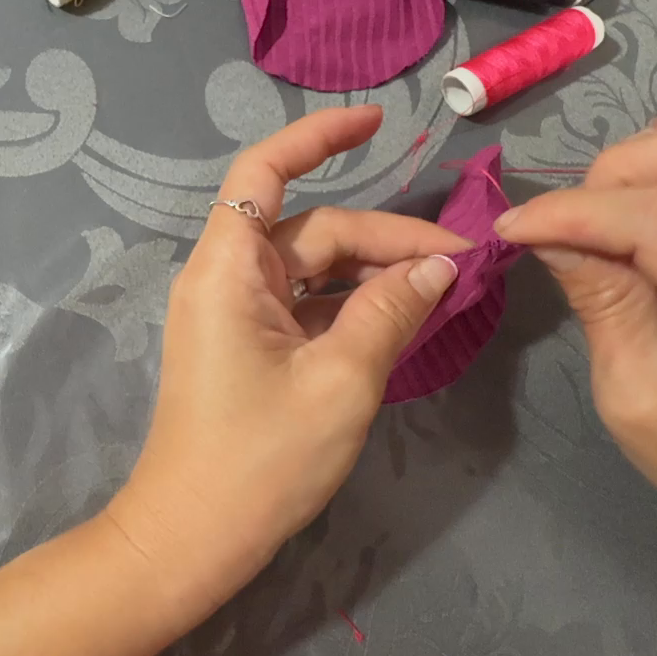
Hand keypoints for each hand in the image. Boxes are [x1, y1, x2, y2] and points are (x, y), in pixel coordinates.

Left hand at [106, 105, 468, 622]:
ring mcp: (232, 312)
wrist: (193, 534)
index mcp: (227, 268)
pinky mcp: (244, 344)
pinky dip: (349, 306)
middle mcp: (223, 278)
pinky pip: (303, 305)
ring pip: (310, 269)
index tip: (377, 121)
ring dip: (372, 273)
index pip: (264, 173)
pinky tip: (401, 317)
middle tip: (462, 263)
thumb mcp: (340, 380)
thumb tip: (438, 264)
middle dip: (383, 238)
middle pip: (309, 230)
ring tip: (442, 289)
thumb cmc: (261, 459)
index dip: (317, 137)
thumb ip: (389, 311)